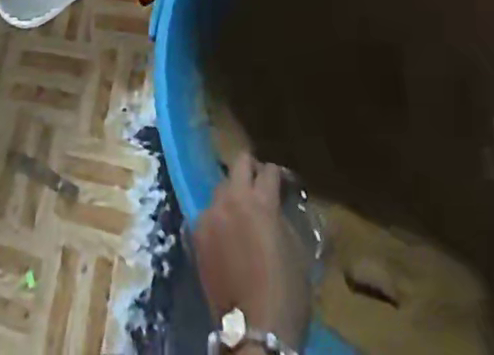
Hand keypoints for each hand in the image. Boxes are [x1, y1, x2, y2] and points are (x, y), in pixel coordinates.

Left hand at [192, 153, 310, 347]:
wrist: (252, 329)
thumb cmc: (286, 292)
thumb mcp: (296, 249)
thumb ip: (282, 218)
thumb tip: (276, 206)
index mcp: (260, 202)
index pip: (268, 171)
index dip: (278, 174)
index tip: (283, 183)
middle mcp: (230, 200)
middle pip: (239, 164)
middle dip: (251, 169)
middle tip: (261, 184)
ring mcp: (210, 215)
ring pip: (221, 188)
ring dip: (234, 193)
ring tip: (243, 212)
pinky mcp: (196, 233)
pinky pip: (209, 213)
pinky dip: (221, 216)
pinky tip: (229, 234)